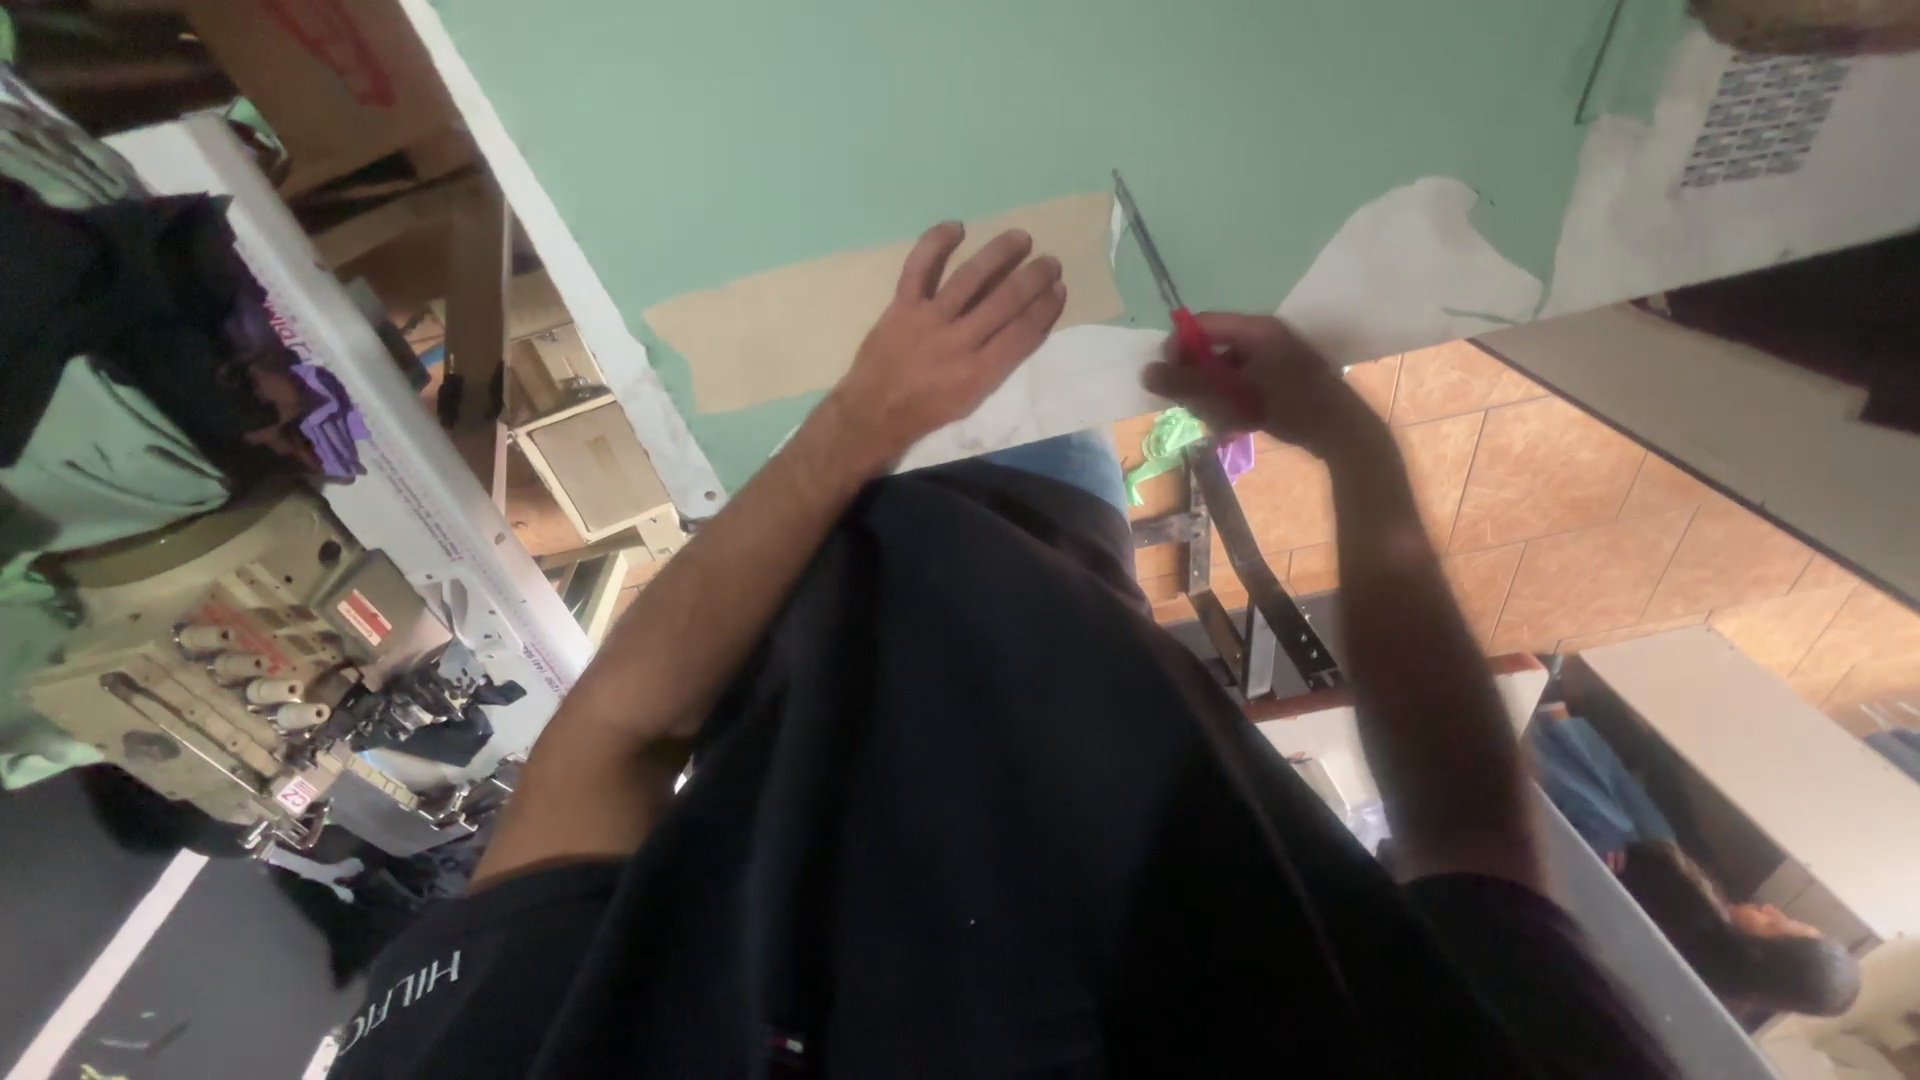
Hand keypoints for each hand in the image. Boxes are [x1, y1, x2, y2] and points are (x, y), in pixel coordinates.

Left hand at [828, 222, 1067, 461]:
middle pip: (1005, 301)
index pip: (1023, 332)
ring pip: (970, 278)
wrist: (874, 413)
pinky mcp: (902, 307)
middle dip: (1033, 278)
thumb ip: (996, 364)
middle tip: (1050, 262)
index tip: (1059, 289)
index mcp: (979, 373)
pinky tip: (956, 227)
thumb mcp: (971, 400)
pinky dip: (935, 243)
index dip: (1045, 308)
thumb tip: (1021, 327)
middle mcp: (959, 342)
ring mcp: (929, 320)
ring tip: (1020, 238)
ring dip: (999, 254)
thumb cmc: (926, 411)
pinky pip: (919, 267)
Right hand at [1141, 312, 1380, 458]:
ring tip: (1219, 419)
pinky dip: (1231, 403)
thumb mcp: (1232, 395)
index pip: (1201, 325)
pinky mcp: (1278, 381)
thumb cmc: (1289, 405)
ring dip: (1212, 396)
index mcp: (1255, 329)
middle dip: (1196, 379)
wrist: (1342, 432)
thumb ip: (1187, 384)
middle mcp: (1263, 337)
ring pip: (1224, 372)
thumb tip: (1145, 372)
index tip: (1168, 377)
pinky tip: (1235, 424)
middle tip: (1194, 405)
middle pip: (1210, 350)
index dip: (1178, 348)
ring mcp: (1272, 359)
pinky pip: (1241, 385)